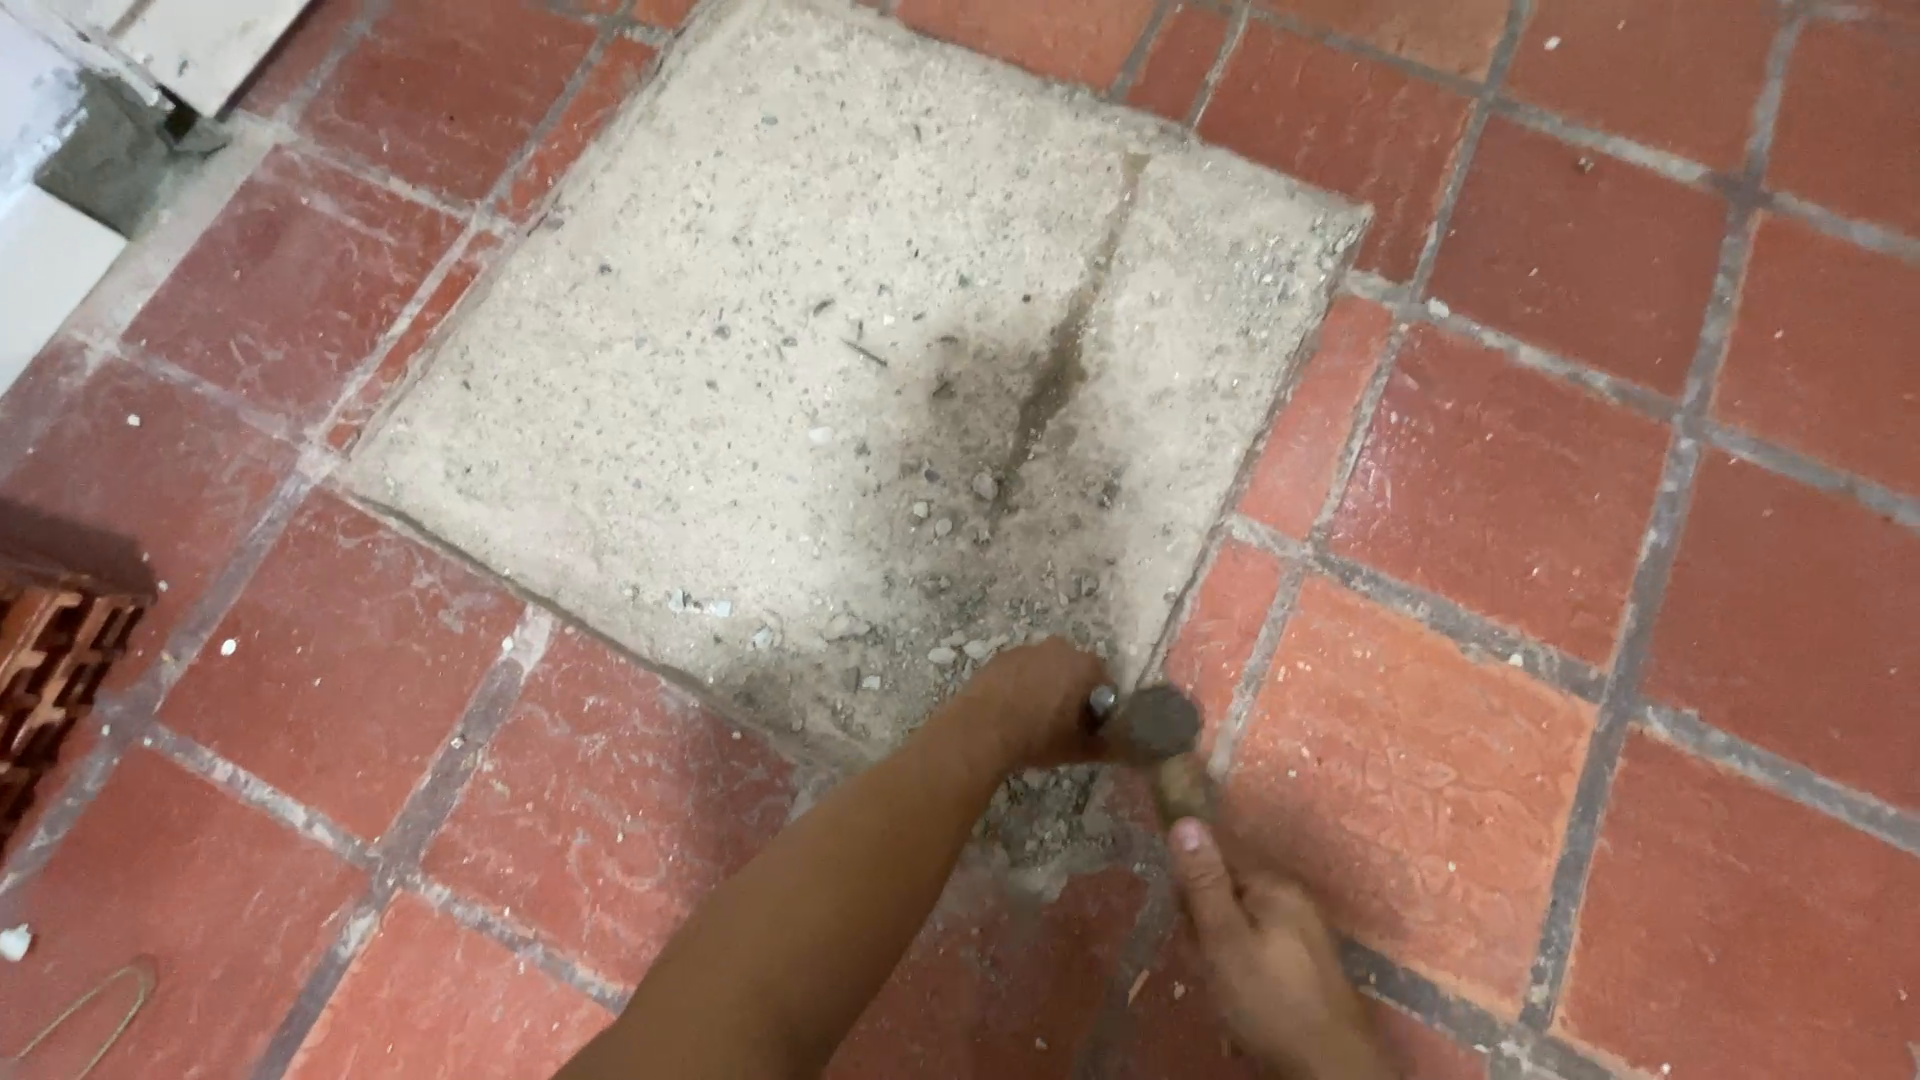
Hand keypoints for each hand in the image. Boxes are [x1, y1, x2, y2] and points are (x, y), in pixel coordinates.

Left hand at [935, 637, 1108, 770]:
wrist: (980, 730)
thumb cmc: (1036, 738)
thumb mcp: (1077, 749)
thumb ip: (1107, 747)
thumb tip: (1124, 750)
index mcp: (1082, 665)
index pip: (1104, 679)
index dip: (1100, 703)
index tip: (1090, 724)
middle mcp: (1056, 649)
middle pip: (1074, 668)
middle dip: (1073, 689)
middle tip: (1063, 720)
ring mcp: (1025, 649)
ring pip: (1045, 666)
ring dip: (1045, 684)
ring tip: (1033, 716)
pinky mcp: (1000, 657)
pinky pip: (1020, 669)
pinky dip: (1020, 683)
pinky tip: (1011, 708)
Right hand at [1168, 819, 1397, 1079]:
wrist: (1329, 1072)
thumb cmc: (1268, 999)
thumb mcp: (1224, 938)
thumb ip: (1203, 881)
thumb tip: (1185, 819)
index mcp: (1273, 884)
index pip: (1215, 853)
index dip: (1190, 882)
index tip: (1183, 916)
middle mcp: (1291, 898)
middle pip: (1226, 887)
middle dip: (1203, 919)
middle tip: (1202, 956)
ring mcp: (1301, 931)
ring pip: (1238, 920)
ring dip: (1217, 946)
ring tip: (1218, 980)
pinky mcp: (1303, 963)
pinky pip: (1256, 945)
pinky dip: (1239, 964)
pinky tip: (1238, 992)